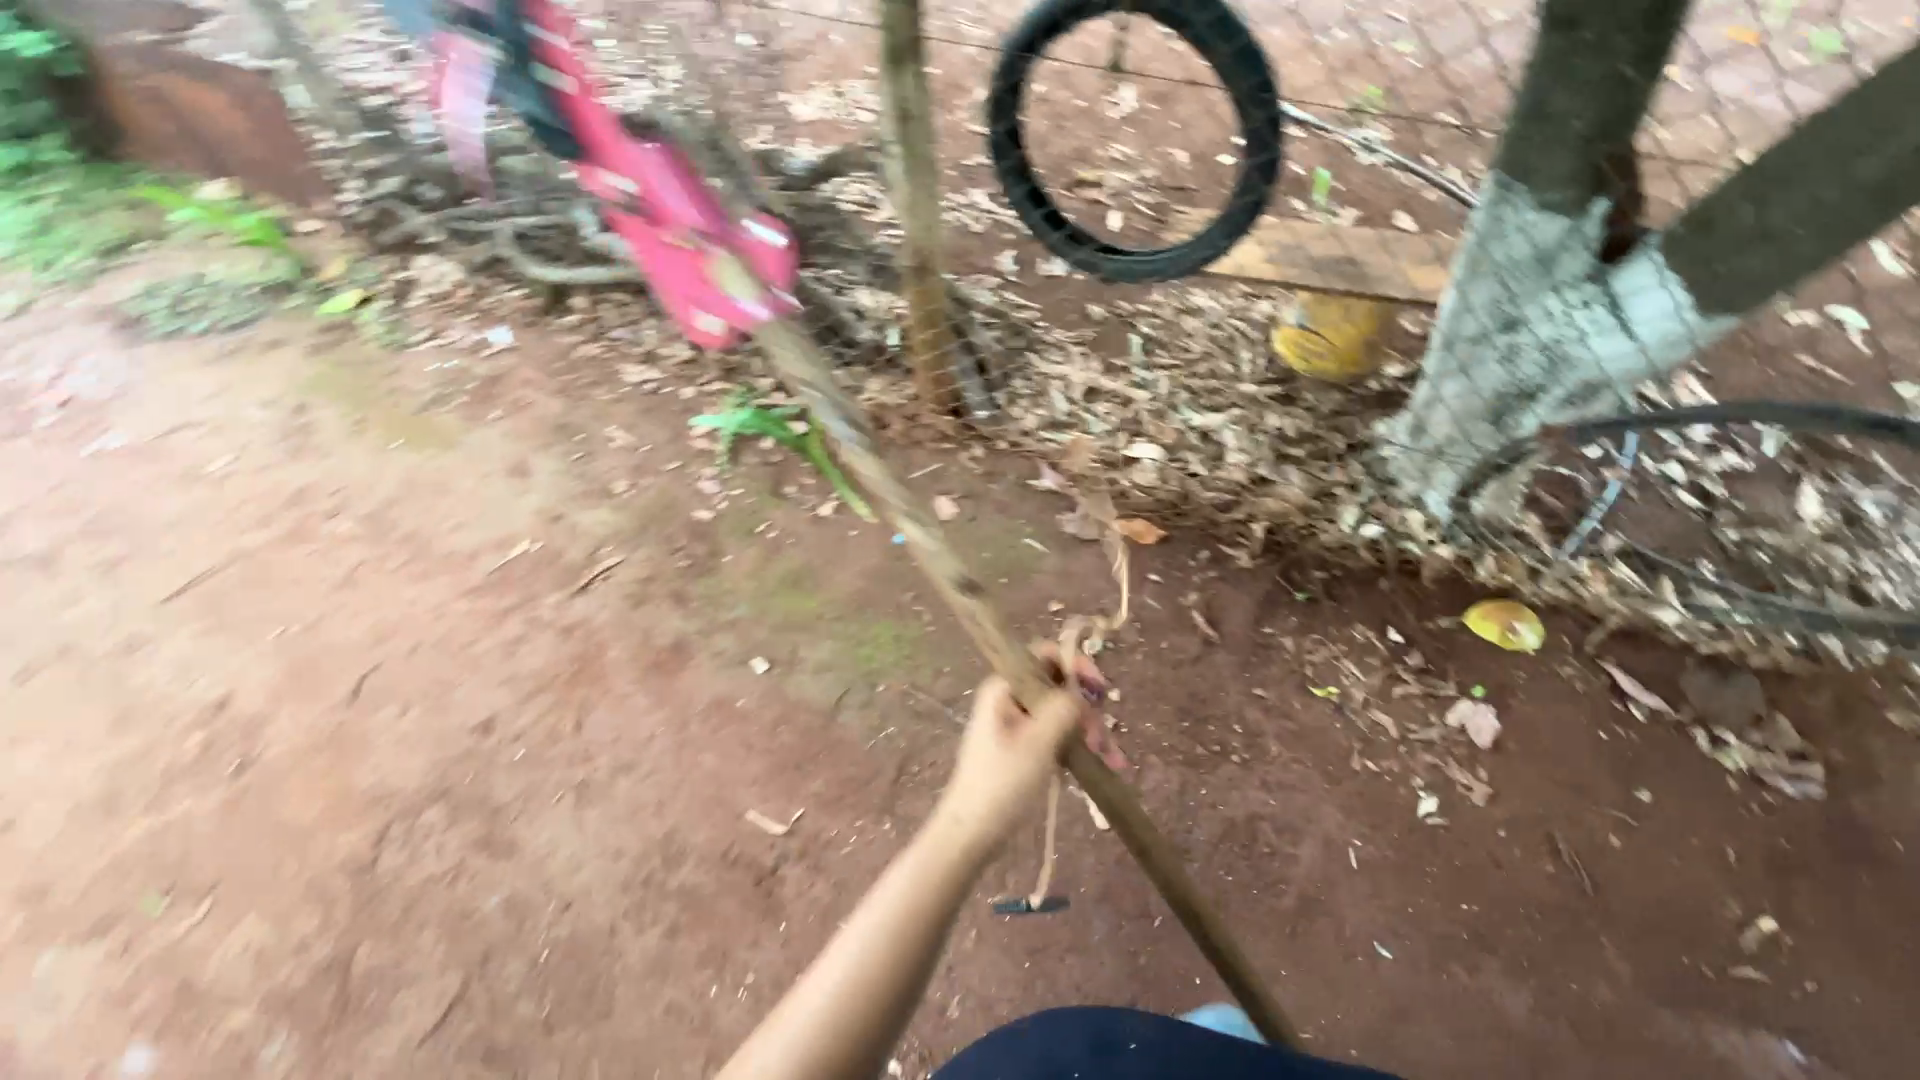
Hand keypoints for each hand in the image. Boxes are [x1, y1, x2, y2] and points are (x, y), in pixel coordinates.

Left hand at [929, 650, 1125, 860]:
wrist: (972, 832)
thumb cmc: (1001, 783)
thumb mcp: (1038, 742)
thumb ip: (1062, 708)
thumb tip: (1081, 689)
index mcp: (1004, 688)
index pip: (1044, 656)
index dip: (1075, 665)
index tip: (1100, 689)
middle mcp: (1010, 699)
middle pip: (1059, 687)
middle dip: (1087, 710)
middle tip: (1103, 740)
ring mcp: (1017, 725)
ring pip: (1063, 714)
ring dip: (1090, 732)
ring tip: (1112, 761)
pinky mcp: (1024, 749)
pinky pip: (1058, 736)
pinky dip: (1079, 747)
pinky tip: (1105, 766)